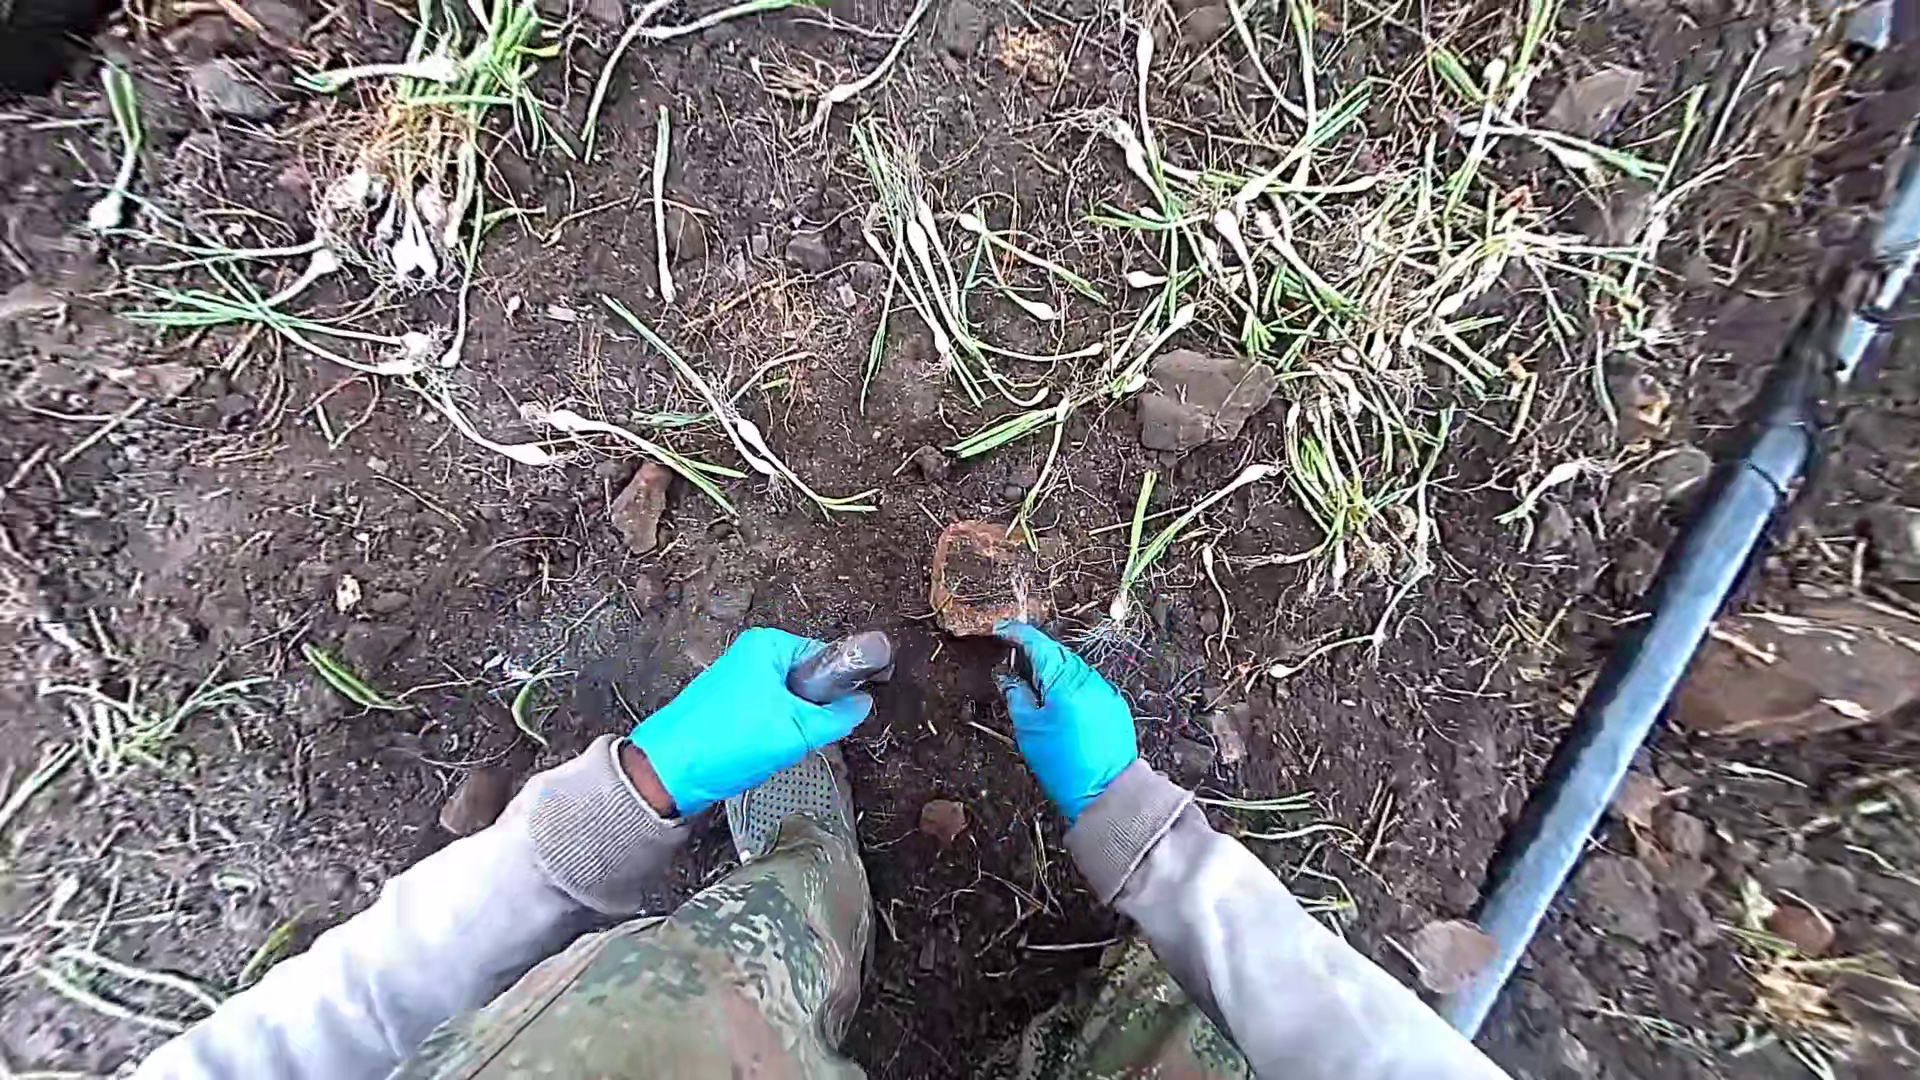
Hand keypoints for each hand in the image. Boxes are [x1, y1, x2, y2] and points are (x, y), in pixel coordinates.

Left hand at [629, 627, 872, 815]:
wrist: (666, 774)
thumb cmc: (725, 741)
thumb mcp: (797, 730)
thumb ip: (839, 716)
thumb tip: (861, 704)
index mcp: (769, 644)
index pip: (826, 654)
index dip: (842, 682)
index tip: (850, 706)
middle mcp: (753, 653)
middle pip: (808, 678)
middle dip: (813, 708)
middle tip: (806, 731)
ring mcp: (739, 678)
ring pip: (790, 699)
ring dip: (793, 722)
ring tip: (778, 742)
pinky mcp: (730, 702)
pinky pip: (769, 711)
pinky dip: (773, 730)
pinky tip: (761, 748)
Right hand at [993, 621, 1137, 821]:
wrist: (1108, 794)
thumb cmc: (1064, 765)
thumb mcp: (1029, 729)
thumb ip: (1017, 695)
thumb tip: (1009, 677)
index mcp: (1065, 680)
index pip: (1038, 645)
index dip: (1017, 634)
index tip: (1002, 630)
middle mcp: (1088, 679)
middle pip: (1056, 653)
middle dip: (1034, 651)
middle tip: (1013, 657)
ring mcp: (1104, 690)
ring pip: (1072, 666)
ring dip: (1052, 668)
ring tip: (1034, 682)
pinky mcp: (1113, 703)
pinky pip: (1086, 682)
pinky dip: (1069, 682)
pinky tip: (1058, 697)